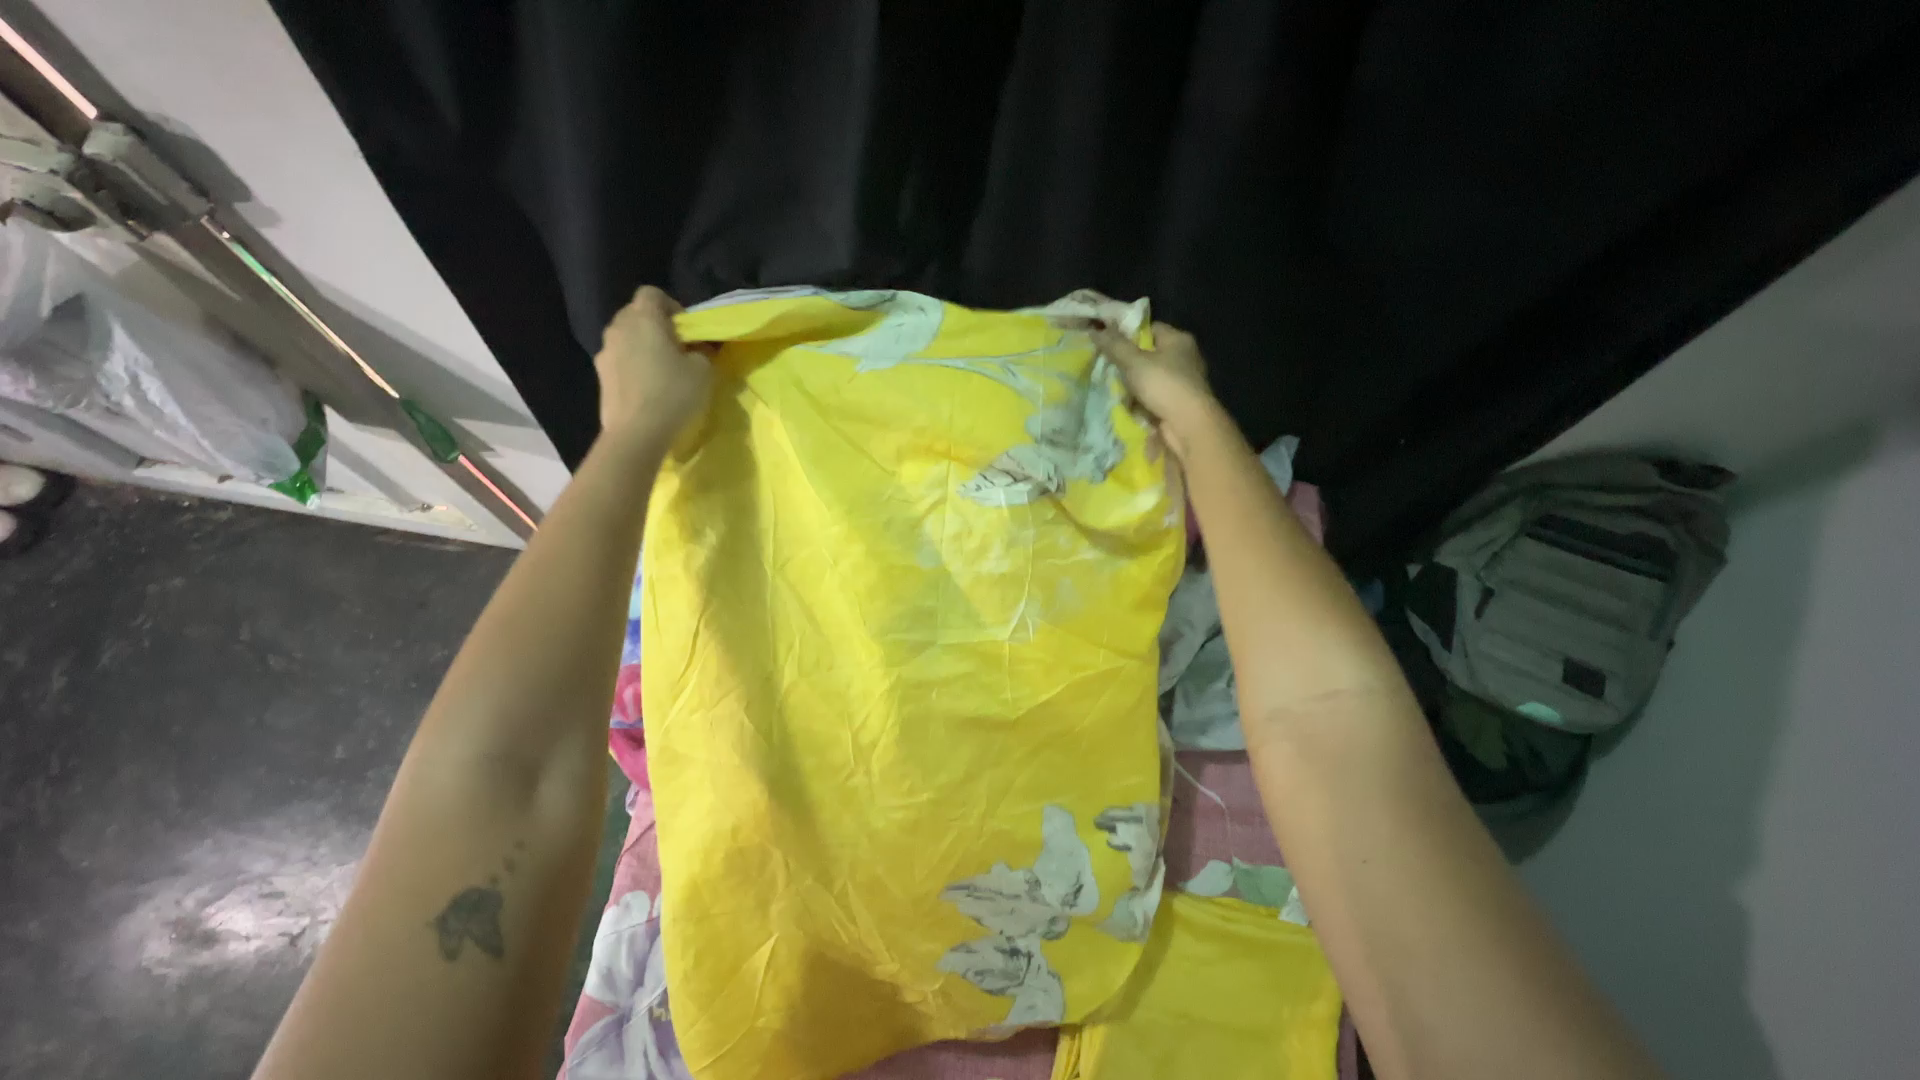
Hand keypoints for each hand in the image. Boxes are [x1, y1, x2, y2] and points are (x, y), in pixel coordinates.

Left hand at [594, 285, 713, 443]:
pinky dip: (632, 366)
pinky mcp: (599, 375)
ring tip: (660, 370)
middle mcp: (618, 327)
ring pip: (626, 337)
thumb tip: (696, 349)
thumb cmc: (673, 393)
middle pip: (636, 313)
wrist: (636, 432)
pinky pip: (619, 360)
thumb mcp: (703, 370)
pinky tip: (646, 388)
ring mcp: (605, 351)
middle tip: (676, 349)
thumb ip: (701, 351)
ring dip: (642, 346)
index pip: (652, 293)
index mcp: (644, 317)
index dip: (671, 306)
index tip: (686, 329)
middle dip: (655, 325)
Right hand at [1086, 320, 1219, 455]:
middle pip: (1150, 354)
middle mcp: (1184, 357)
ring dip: (1133, 384)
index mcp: (1179, 340)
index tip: (1110, 343)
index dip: (1130, 333)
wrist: (1189, 425)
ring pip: (1150, 377)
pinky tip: (1127, 405)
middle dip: (1129, 362)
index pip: (1151, 328)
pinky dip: (1141, 400)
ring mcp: (1183, 382)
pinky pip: (1154, 396)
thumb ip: (1115, 346)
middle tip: (1107, 366)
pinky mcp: (1179, 403)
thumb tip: (1095, 330)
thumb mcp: (1134, 362)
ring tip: (1113, 387)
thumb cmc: (1164, 385)